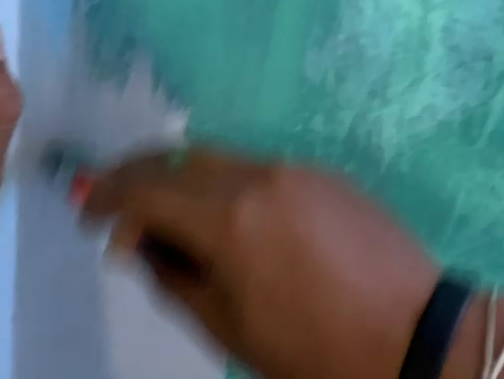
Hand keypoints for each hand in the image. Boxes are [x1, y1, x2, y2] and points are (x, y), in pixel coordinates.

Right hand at [84, 149, 503, 378]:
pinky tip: (222, 209)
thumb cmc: (315, 349)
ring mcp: (290, 165)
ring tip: (160, 203)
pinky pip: (253, 164)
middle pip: (177, 156)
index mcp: (228, 218)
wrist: (417, 335)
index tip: (85, 209)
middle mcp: (254, 174)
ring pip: (214, 154)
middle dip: (137, 173)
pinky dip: (222, 179)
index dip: (108, 195)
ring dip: (179, 173)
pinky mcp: (318, 169)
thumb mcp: (230, 328)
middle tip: (110, 197)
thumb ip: (173, 275)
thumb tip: (136, 242)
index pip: (147, 189)